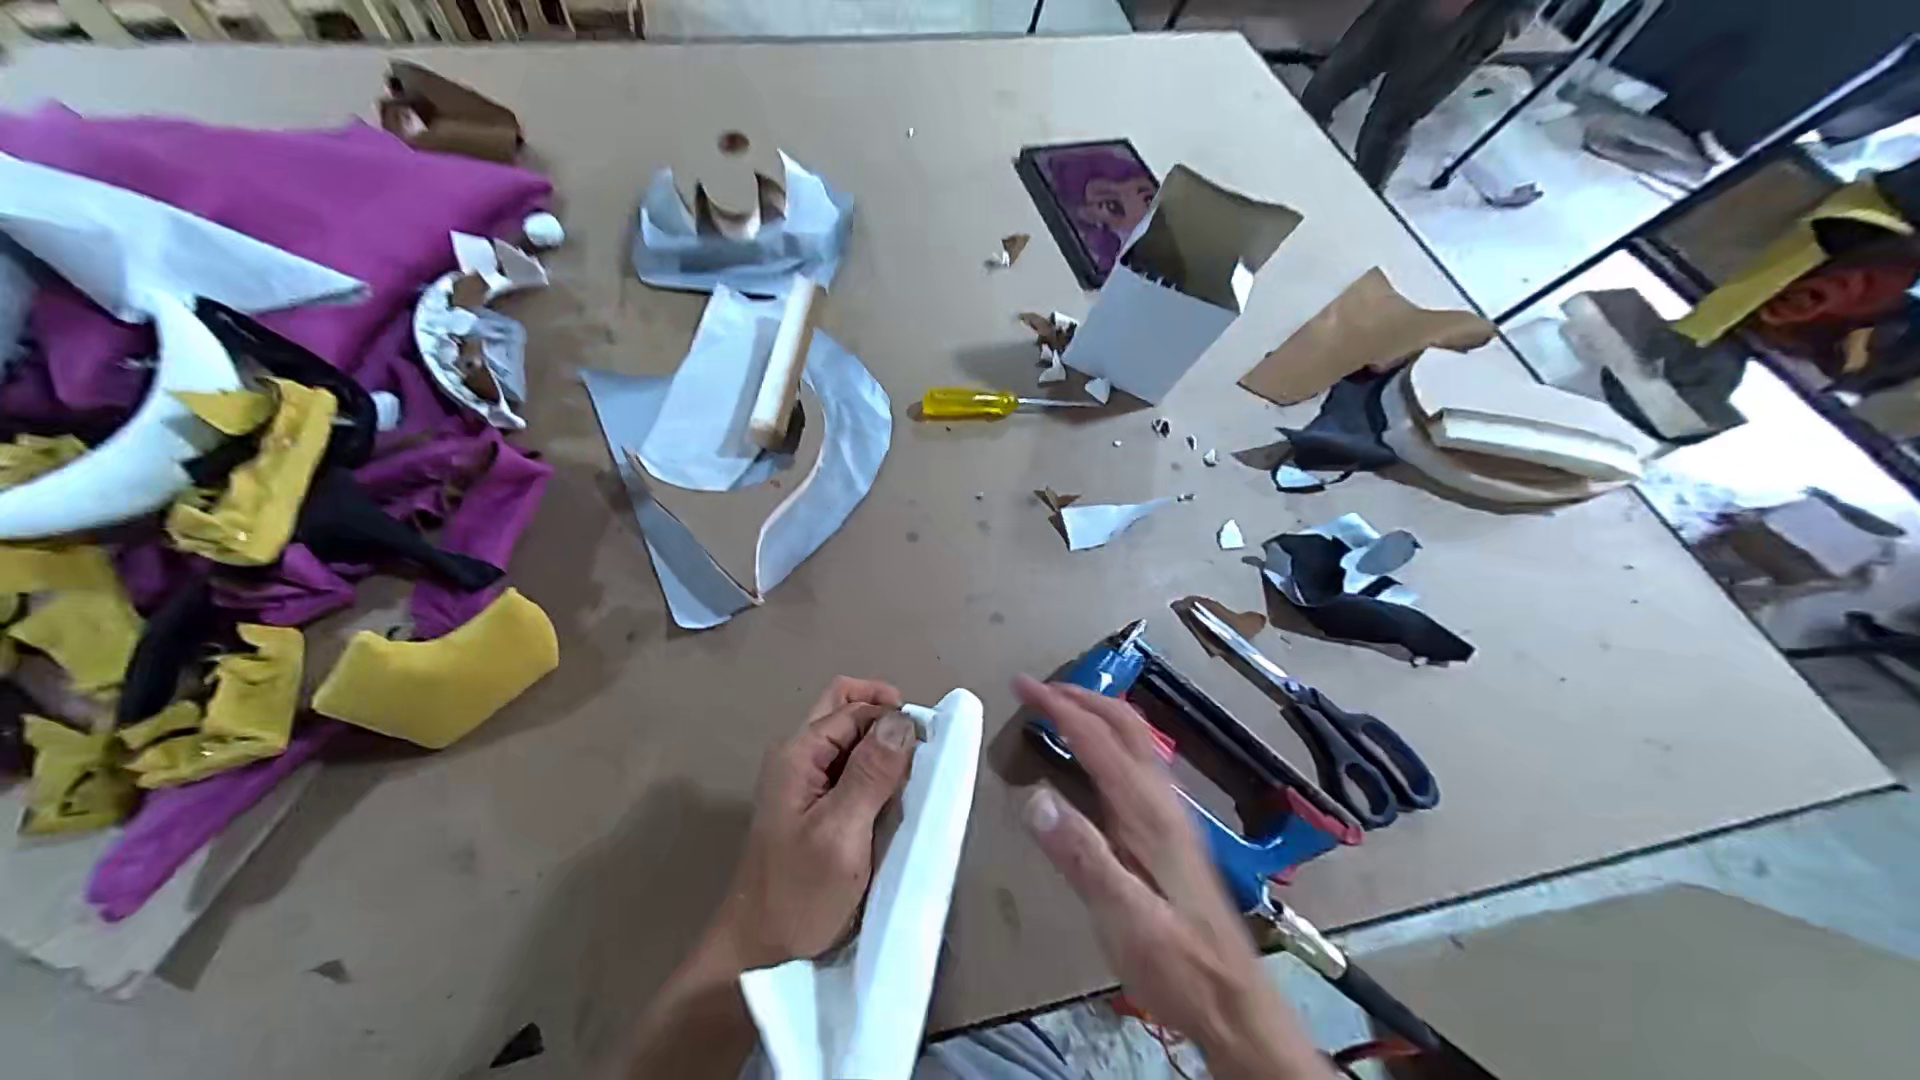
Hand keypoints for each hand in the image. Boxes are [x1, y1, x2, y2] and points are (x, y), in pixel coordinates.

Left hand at [714, 676, 918, 970]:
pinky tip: (893, 798)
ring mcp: (805, 780)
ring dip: (882, 745)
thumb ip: (871, 774)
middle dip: (885, 716)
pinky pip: (851, 767)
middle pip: (845, 708)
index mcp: (799, 754)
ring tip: (910, 777)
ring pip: (849, 737)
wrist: (759, 953)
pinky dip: (876, 770)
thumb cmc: (799, 895)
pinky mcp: (816, 804)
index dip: (892, 717)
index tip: (926, 747)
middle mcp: (799, 756)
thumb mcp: (841, 833)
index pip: (855, 707)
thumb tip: (902, 719)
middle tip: (918, 749)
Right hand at [1014, 675, 1329, 1079]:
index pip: (1098, 738)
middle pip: (1125, 724)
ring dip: (1095, 711)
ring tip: (1058, 708)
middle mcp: (1162, 800)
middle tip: (1037, 688)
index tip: (1023, 686)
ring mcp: (1170, 812)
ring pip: (1135, 738)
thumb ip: (1082, 857)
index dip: (1059, 706)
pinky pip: (1136, 761)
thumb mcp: (1125, 919)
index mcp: (1148, 812)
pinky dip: (1107, 737)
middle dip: (1080, 696)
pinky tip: (1092, 756)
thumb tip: (1037, 797)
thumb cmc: (1178, 965)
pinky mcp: (1170, 829)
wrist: (1235, 1003)